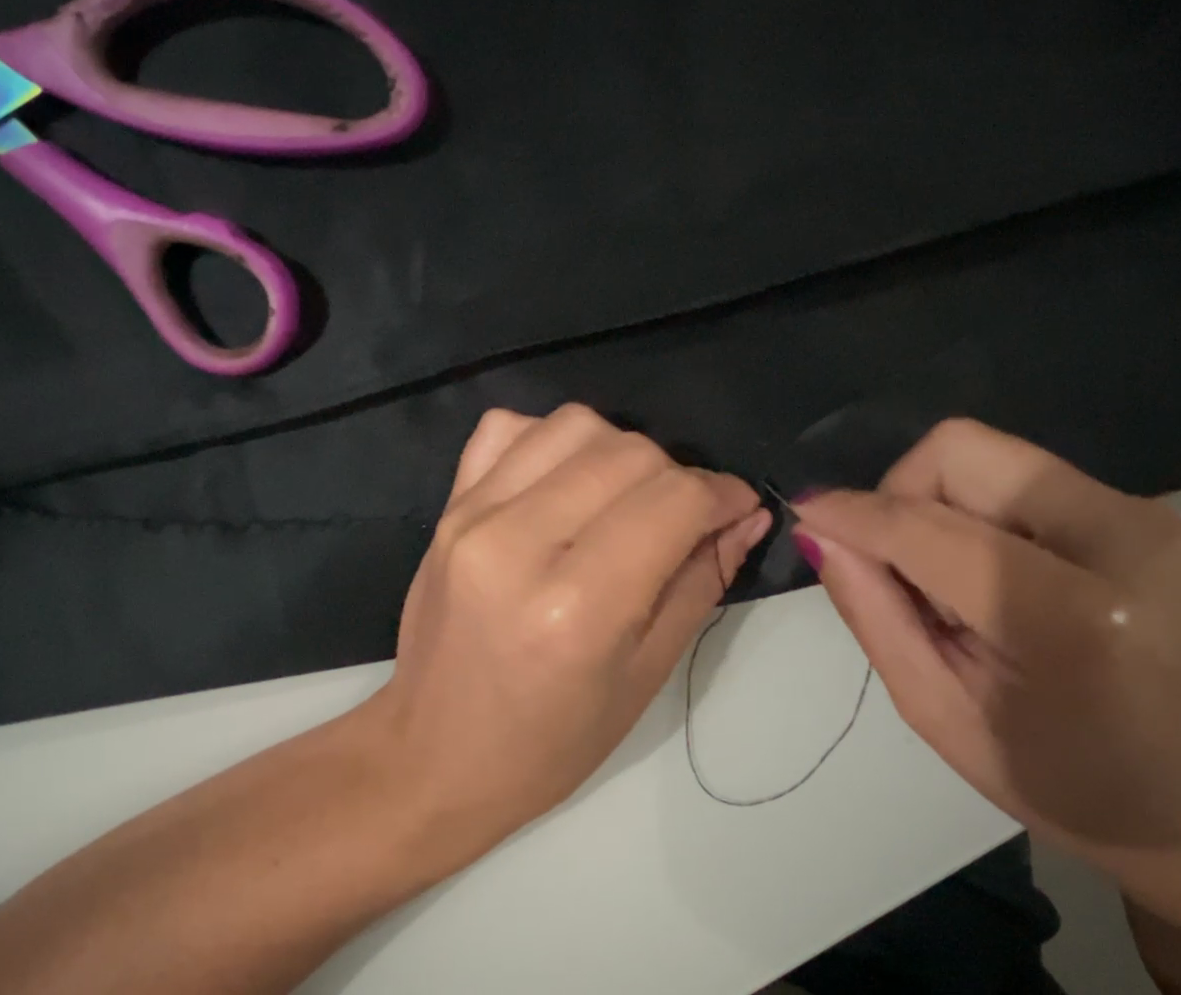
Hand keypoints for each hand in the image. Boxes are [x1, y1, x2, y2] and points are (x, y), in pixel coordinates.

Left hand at [367, 404, 770, 855]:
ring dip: (619, 451)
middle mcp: (518, 543)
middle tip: (681, 520)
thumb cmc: (550, 742)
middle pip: (629, 452)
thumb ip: (700, 582)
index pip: (673, 500)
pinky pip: (508, 428)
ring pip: (574, 425)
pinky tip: (562, 484)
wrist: (434, 754)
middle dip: (677, 476)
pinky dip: (550, 441)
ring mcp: (471, 516)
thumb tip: (746, 514)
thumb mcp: (644, 677)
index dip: (722, 494)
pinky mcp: (446, 506)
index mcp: (577, 607)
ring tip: (622, 501)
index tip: (736, 510)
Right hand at [791, 420, 1180, 931]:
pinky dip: (978, 514)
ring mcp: (1147, 520)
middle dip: (900, 494)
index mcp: (1072, 618)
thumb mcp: (936, 711)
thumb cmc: (1054, 779)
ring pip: (990, 457)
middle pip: (962, 452)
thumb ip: (873, 613)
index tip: (804, 514)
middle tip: (891, 563)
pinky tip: (987, 576)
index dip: (855, 514)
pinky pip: (1023, 479)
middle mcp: (1122, 542)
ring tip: (946, 581)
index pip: (931, 530)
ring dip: (938, 505)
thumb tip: (819, 534)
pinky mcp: (1150, 515)